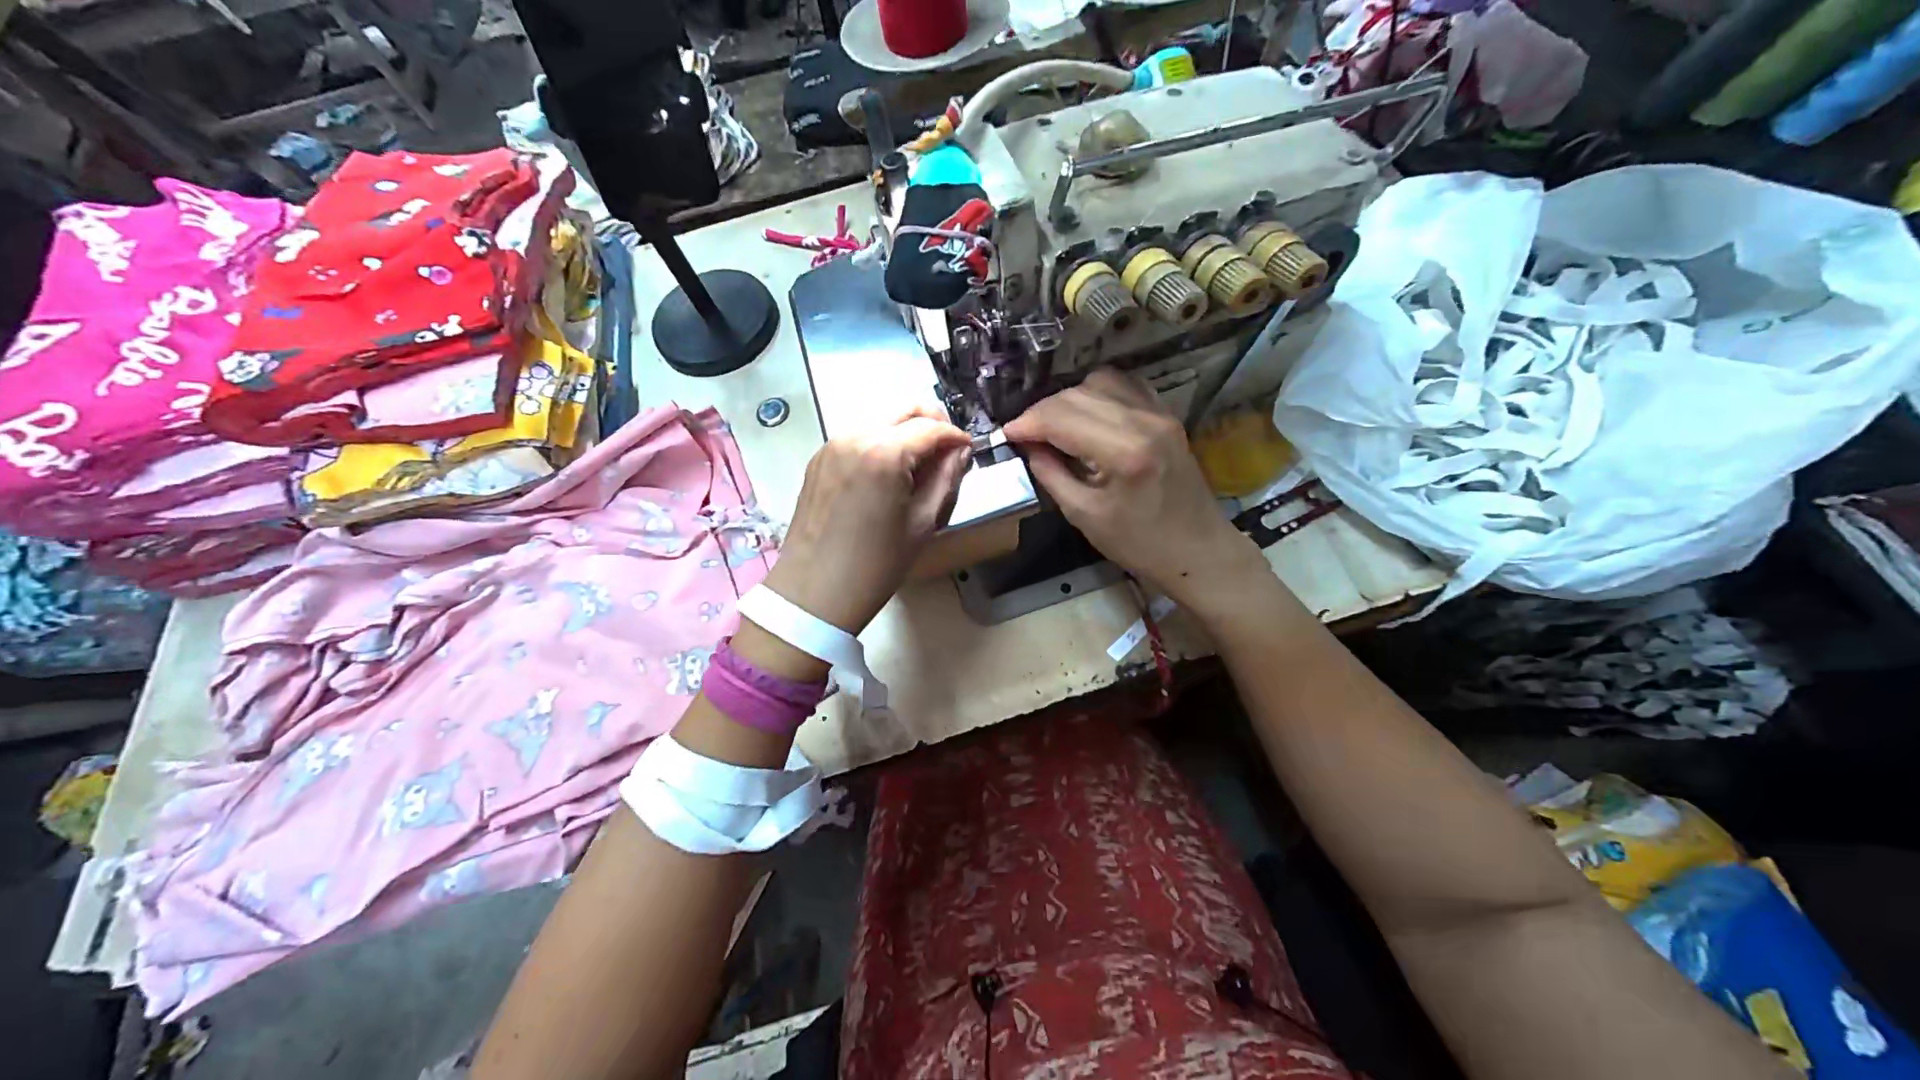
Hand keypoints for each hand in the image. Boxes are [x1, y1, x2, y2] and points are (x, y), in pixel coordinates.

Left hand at [757, 407, 971, 635]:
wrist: (815, 591)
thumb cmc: (876, 564)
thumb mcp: (923, 523)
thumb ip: (946, 479)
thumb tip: (959, 453)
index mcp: (884, 452)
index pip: (931, 428)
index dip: (956, 436)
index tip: (969, 451)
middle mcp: (855, 437)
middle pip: (903, 411)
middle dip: (931, 424)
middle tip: (948, 451)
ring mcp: (832, 445)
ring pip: (880, 421)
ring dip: (905, 433)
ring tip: (920, 466)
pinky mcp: (819, 459)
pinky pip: (858, 437)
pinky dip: (880, 444)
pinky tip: (888, 474)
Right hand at [1004, 369, 1267, 615]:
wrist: (1198, 550)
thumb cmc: (1140, 544)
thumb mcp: (1083, 515)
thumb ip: (1051, 474)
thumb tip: (1027, 446)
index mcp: (1123, 451)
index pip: (1061, 417)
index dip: (1027, 422)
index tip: (1006, 435)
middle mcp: (1144, 421)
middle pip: (1077, 394)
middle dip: (1043, 411)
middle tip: (1024, 435)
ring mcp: (1159, 413)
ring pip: (1099, 382)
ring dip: (1069, 400)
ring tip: (1054, 426)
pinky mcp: (1167, 415)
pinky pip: (1124, 387)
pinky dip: (1098, 395)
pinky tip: (1086, 417)